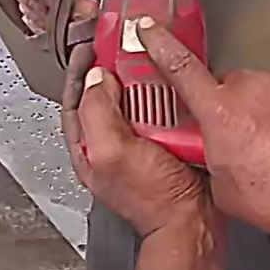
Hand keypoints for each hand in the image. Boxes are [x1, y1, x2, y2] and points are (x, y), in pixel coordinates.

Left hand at [61, 43, 215, 237]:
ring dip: (146, 83)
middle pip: (107, 97)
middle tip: (127, 50)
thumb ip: (98, 113)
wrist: (193, 222)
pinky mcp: (171, 145)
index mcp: (91, 149)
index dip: (81, 71)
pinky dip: (171, 98)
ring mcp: (144, 146)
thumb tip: (96, 78)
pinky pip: (167, 113)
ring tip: (152, 64)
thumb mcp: (114, 153)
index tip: (92, 47)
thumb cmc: (155, 201)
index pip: (76, 100)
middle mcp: (114, 146)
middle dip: (116, 71)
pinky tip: (178, 89)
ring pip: (139, 103)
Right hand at [133, 20, 269, 249]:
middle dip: (239, 110)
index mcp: (223, 112)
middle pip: (237, 87)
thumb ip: (209, 157)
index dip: (160, 44)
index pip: (180, 67)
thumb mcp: (225, 190)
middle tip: (253, 143)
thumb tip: (210, 153)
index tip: (150, 28)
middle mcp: (258, 90)